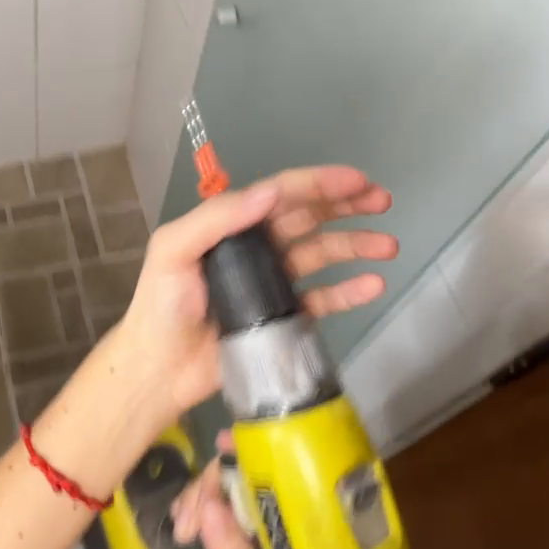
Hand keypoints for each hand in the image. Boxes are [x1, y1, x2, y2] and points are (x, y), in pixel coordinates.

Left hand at [104, 166, 395, 423]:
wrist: (159, 369)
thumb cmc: (161, 305)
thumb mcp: (173, 250)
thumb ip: (216, 218)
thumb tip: (270, 192)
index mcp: (231, 226)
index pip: (280, 196)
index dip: (318, 183)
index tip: (356, 180)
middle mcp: (256, 248)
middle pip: (309, 218)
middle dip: (346, 206)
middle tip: (381, 200)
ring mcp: (272, 283)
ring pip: (322, 255)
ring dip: (356, 246)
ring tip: (388, 246)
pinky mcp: (282, 317)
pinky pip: (322, 299)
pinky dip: (349, 291)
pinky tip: (373, 284)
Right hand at [172, 433, 302, 548]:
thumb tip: (208, 507)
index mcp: (293, 527)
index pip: (272, 472)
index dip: (247, 451)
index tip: (219, 445)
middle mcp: (277, 518)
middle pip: (239, 476)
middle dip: (207, 488)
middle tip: (186, 523)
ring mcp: (255, 526)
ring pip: (220, 489)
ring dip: (195, 500)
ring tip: (181, 532)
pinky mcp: (235, 537)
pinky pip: (211, 507)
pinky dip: (192, 509)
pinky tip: (181, 524)